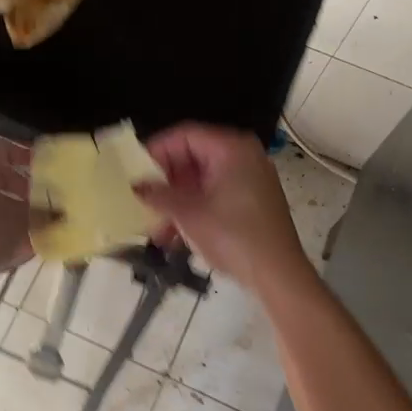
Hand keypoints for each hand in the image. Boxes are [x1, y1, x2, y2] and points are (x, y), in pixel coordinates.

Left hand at [0, 142, 35, 291]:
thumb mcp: (21, 221)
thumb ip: (42, 212)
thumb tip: (60, 211)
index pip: (5, 150)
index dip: (28, 155)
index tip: (47, 167)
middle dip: (24, 186)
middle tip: (43, 197)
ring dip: (14, 206)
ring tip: (35, 221)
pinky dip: (1, 222)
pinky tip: (17, 240)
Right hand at [134, 123, 309, 287]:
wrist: (277, 274)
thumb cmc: (234, 237)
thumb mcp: (189, 214)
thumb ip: (158, 195)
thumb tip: (135, 186)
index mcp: (232, 149)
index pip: (185, 136)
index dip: (157, 151)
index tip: (134, 171)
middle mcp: (243, 158)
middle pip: (193, 158)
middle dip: (165, 182)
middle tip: (142, 200)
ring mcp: (249, 180)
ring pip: (201, 181)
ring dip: (176, 202)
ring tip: (156, 227)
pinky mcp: (251, 203)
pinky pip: (214, 197)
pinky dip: (194, 211)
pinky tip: (174, 237)